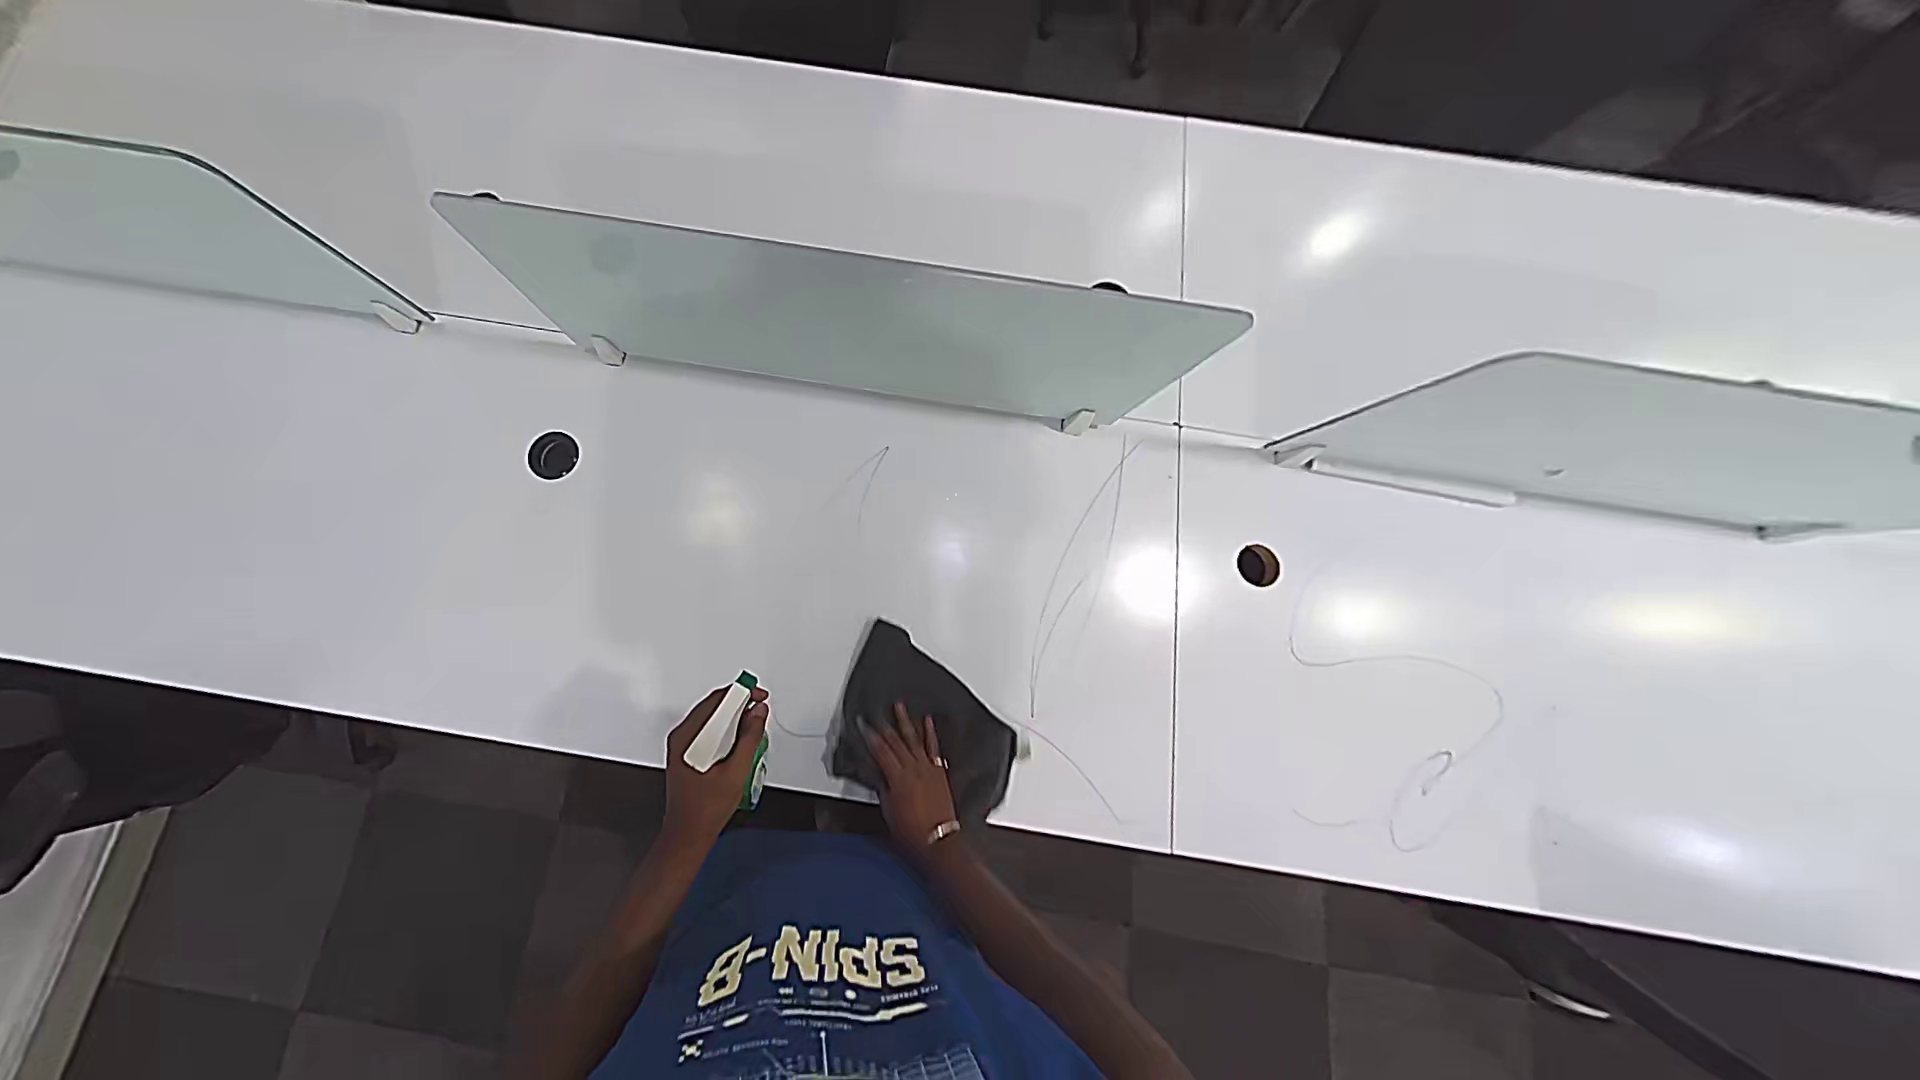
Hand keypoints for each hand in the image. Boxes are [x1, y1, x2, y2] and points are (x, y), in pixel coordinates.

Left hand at [663, 684, 768, 845]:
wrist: (689, 835)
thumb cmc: (706, 809)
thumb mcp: (736, 770)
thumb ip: (749, 738)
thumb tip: (758, 712)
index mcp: (687, 738)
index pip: (716, 701)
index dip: (741, 693)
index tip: (759, 695)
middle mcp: (681, 738)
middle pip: (713, 707)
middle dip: (740, 704)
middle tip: (760, 707)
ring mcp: (683, 746)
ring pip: (712, 718)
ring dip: (735, 717)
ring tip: (754, 723)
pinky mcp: (688, 753)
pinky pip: (710, 730)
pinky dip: (728, 728)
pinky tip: (741, 739)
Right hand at [867, 703, 959, 857]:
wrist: (938, 840)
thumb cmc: (911, 831)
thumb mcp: (888, 810)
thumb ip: (882, 786)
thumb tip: (877, 770)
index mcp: (898, 777)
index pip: (880, 750)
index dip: (870, 736)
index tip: (863, 723)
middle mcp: (913, 768)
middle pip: (896, 742)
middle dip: (884, 726)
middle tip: (877, 712)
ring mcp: (928, 767)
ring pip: (914, 739)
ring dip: (906, 721)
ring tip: (900, 707)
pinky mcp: (939, 770)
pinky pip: (934, 747)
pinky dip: (930, 733)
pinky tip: (927, 721)